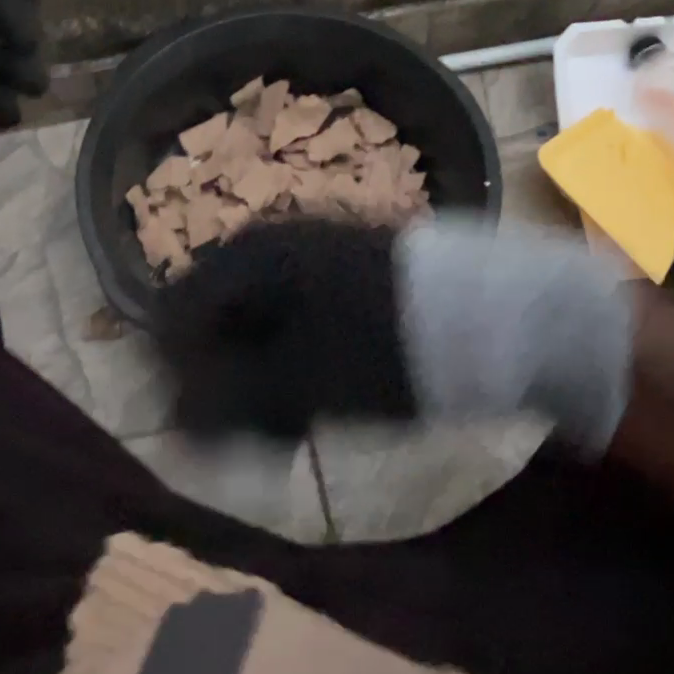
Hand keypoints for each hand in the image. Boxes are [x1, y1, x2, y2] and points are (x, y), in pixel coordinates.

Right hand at [152, 215, 635, 451]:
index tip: (198, 423)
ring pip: (257, 322)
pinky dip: (294, 361)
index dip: (179, 371)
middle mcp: (272, 243)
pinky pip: (294, 319)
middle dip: (224, 378)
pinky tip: (317, 398)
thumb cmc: (389, 347)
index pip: (178, 311)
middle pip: (217, 318)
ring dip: (260, 376)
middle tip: (252, 430)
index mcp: (251, 257)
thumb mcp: (300, 385)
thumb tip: (173, 429)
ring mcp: (311, 252)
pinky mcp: (345, 270)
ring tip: (289, 424)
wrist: (500, 318)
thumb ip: (227, 403)